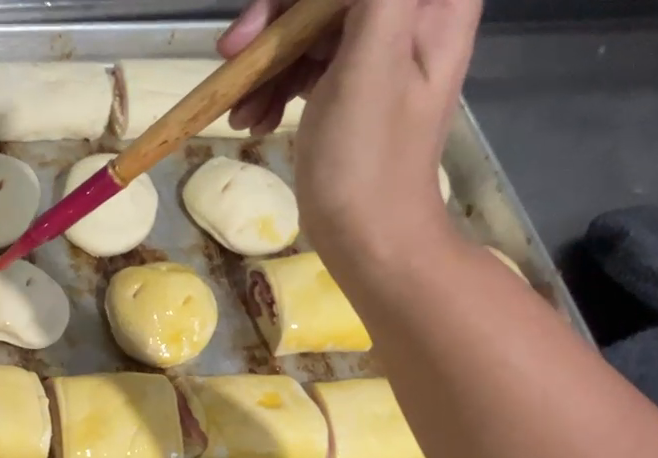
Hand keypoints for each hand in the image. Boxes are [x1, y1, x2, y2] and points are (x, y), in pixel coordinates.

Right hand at [221, 0, 481, 264]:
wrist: (369, 234)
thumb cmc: (367, 157)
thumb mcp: (369, 63)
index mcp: (428, 2)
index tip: (248, 34)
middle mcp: (409, 16)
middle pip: (323, 1)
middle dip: (274, 30)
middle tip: (229, 61)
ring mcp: (379, 53)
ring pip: (309, 31)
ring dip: (265, 67)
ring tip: (241, 114)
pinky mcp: (352, 86)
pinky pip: (305, 67)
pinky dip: (274, 89)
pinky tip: (256, 122)